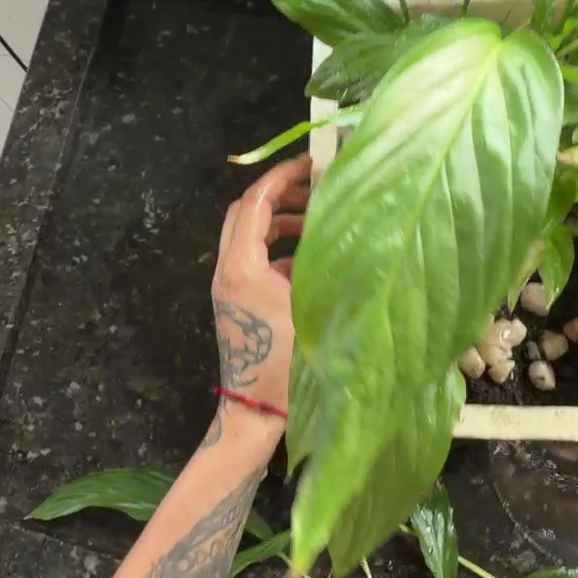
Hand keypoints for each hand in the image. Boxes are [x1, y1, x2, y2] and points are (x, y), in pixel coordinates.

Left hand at [211, 156, 309, 419]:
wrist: (255, 414)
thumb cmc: (284, 366)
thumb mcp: (311, 308)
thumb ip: (324, 264)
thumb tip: (350, 228)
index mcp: (241, 267)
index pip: (254, 202)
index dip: (282, 177)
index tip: (312, 163)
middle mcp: (227, 270)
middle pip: (245, 213)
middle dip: (279, 193)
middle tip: (316, 184)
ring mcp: (229, 287)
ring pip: (249, 236)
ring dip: (280, 220)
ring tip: (319, 219)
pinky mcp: (238, 302)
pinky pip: (256, 260)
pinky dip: (280, 248)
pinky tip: (313, 257)